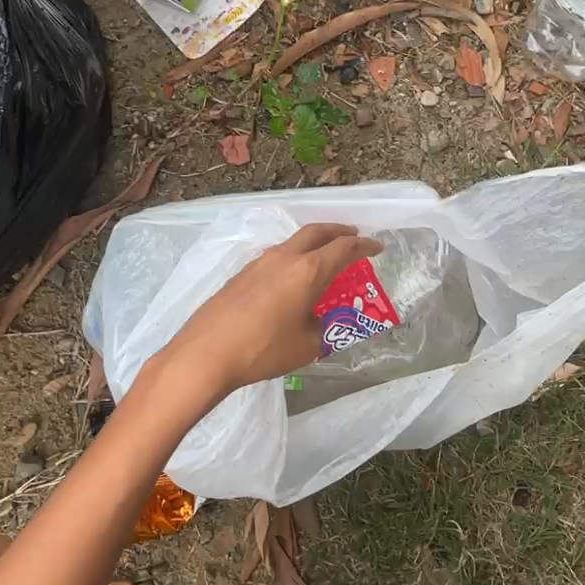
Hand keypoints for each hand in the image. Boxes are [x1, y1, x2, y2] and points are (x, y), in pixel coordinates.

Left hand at [151, 223, 381, 403]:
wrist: (207, 353)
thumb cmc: (264, 349)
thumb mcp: (307, 345)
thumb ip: (322, 327)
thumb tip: (319, 320)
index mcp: (308, 271)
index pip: (344, 249)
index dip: (364, 247)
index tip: (377, 247)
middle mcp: (285, 258)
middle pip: (316, 232)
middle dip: (338, 232)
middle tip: (353, 237)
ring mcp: (259, 263)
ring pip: (294, 241)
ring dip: (314, 242)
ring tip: (324, 255)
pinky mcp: (242, 274)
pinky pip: (277, 256)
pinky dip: (294, 257)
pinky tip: (292, 277)